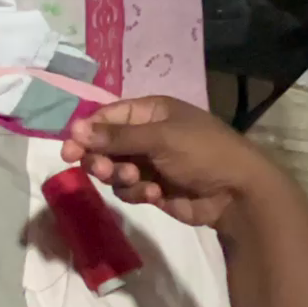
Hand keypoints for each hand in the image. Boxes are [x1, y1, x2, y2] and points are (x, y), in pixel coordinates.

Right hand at [61, 95, 279, 227]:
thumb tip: (74, 130)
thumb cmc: (204, 152)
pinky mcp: (151, 188)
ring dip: (120, 177)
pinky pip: (127, 189)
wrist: (239, 194)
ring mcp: (148, 162)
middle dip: (100, 159)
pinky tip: (155, 194)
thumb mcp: (160, 138)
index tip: (68, 151)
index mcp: (149, 112)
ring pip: (112, 169)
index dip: (85, 133)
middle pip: (104, 145)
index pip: (106, 117)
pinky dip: (136, 192)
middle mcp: (145, 134)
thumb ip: (116, 137)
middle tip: (101, 170)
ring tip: (138, 181)